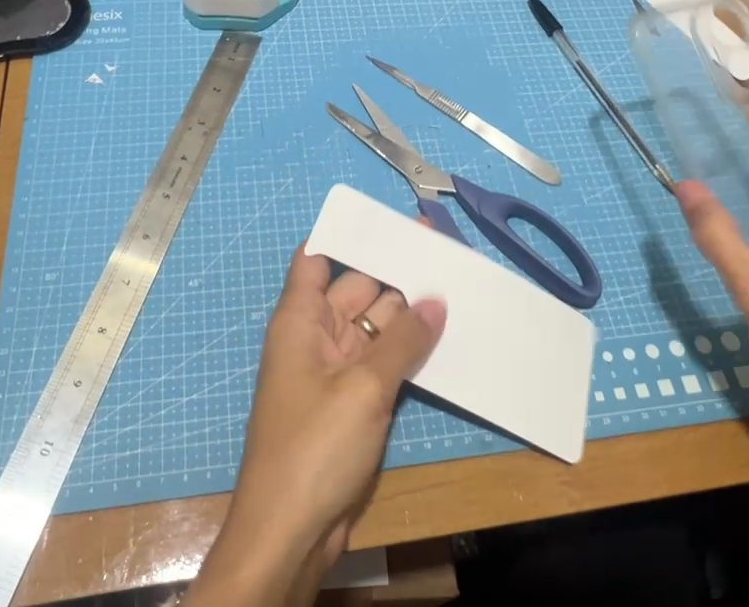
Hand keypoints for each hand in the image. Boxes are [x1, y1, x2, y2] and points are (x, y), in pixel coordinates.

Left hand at [187, 248, 445, 604]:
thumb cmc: (314, 445)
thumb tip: (436, 300)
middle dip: (395, 271)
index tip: (391, 220)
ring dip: (408, 311)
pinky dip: (408, 349)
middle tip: (446, 250)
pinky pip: (382, 361)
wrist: (291, 529)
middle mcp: (315, 337)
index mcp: (300, 319)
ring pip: (374, 326)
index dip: (348, 235)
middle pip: (355, 289)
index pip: (317, 258)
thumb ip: (403, 340)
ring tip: (457, 284)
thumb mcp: (364, 387)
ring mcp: (335, 371)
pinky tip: (445, 336)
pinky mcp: (352, 402)